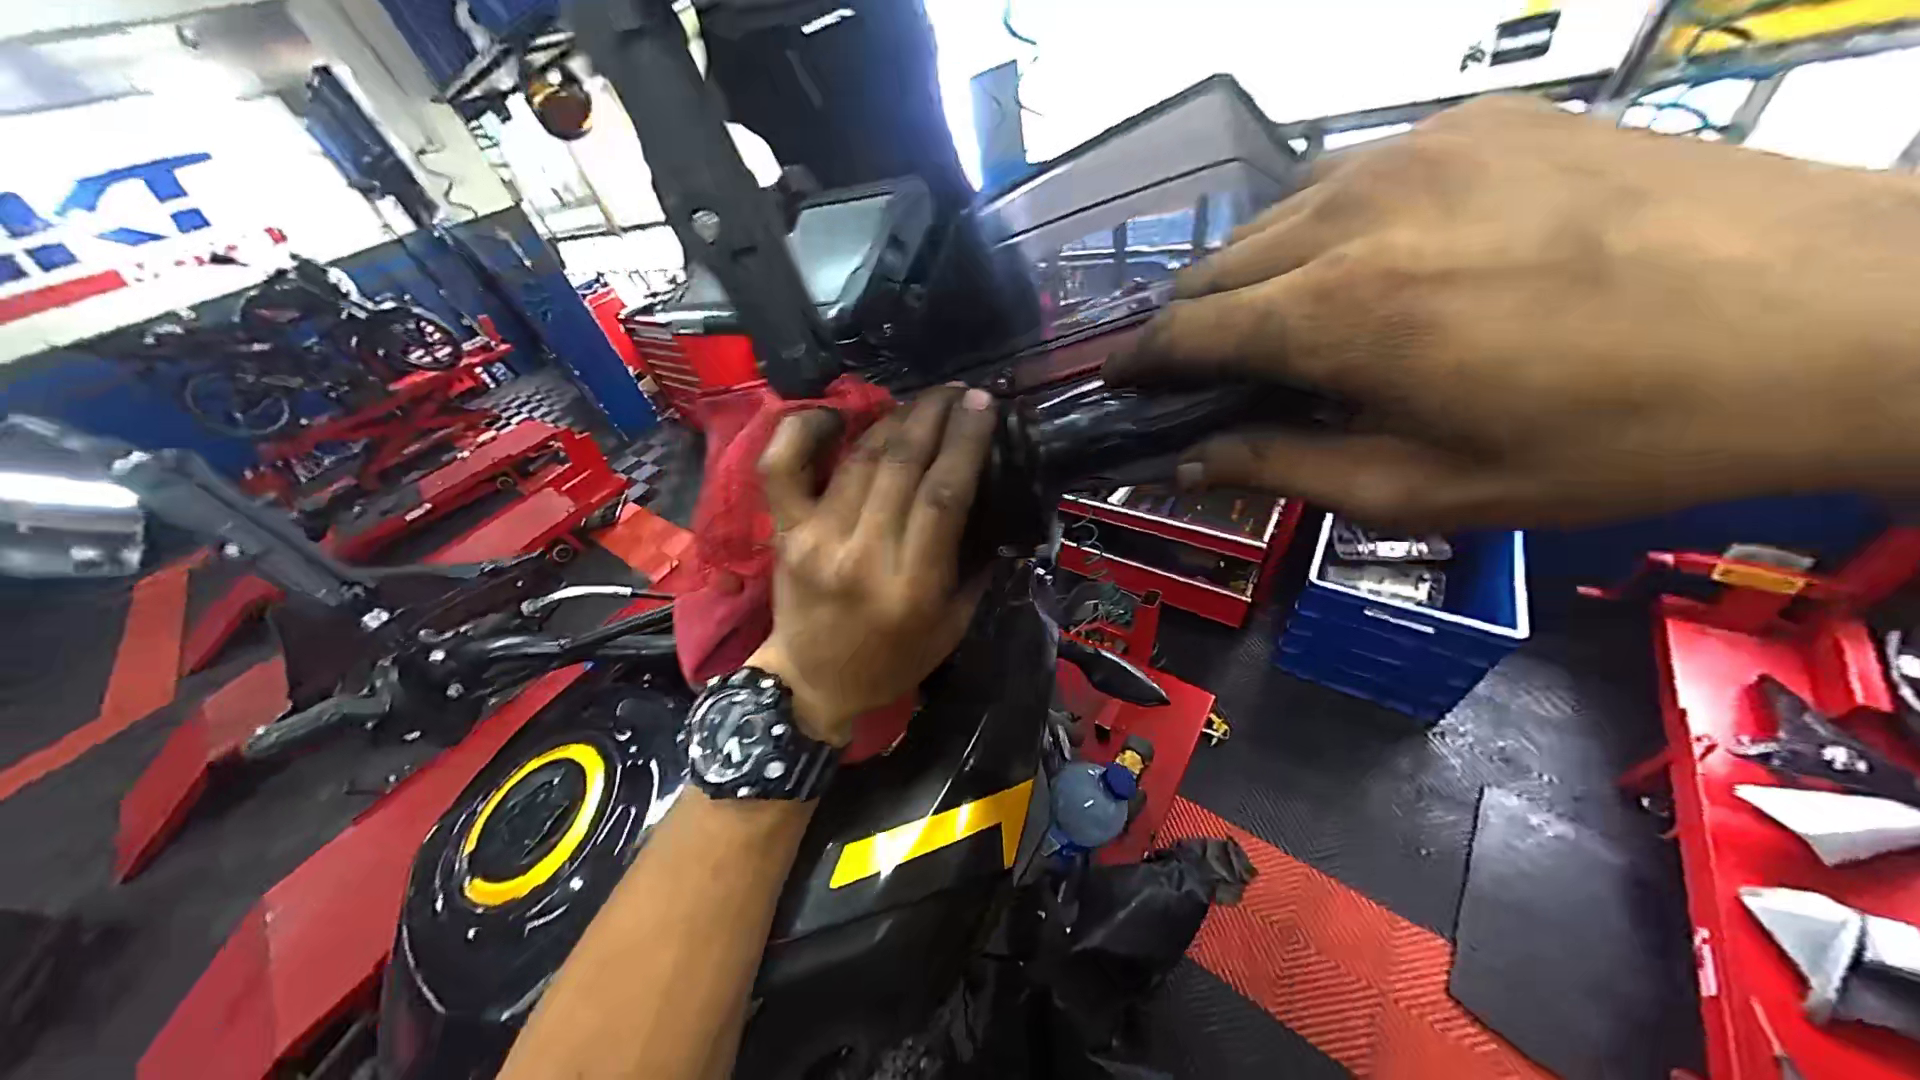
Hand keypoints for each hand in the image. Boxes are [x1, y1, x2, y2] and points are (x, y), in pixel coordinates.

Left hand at [750, 386, 997, 745]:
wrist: (814, 682)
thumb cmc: (892, 660)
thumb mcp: (953, 626)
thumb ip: (977, 566)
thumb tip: (993, 502)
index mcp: (912, 584)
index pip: (944, 494)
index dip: (966, 440)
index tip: (983, 405)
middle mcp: (863, 554)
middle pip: (903, 464)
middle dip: (936, 415)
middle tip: (958, 392)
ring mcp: (817, 538)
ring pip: (860, 459)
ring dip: (894, 418)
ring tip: (922, 401)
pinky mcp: (786, 532)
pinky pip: (783, 468)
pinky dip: (804, 431)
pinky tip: (834, 413)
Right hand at [1106, 94, 1919, 528]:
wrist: (1840, 317)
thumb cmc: (1611, 437)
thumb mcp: (1423, 490)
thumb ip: (1284, 467)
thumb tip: (1188, 464)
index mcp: (1338, 313)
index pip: (1186, 329)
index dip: (1140, 360)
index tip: (1119, 383)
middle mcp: (1355, 211)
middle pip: (1215, 267)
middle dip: (1187, 323)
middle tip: (1195, 371)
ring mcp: (1416, 150)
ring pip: (1271, 217)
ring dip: (1247, 276)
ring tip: (1270, 323)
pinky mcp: (1474, 120)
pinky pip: (1343, 178)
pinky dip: (1315, 229)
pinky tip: (1353, 264)